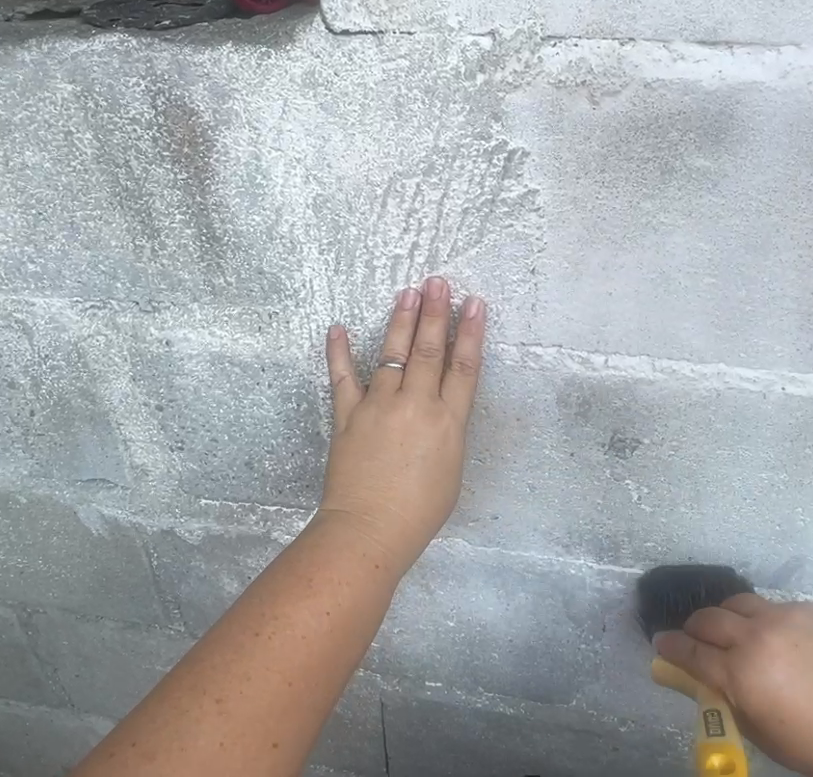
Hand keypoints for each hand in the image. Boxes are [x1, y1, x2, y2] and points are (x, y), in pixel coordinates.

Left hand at [318, 278, 486, 566]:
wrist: (369, 530)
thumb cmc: (419, 511)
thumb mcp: (451, 469)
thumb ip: (448, 431)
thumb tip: (442, 407)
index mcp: (448, 421)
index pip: (464, 366)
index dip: (470, 332)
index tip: (474, 303)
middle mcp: (416, 405)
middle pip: (428, 350)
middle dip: (435, 313)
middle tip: (438, 282)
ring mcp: (379, 406)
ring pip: (392, 354)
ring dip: (401, 321)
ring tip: (407, 292)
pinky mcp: (348, 415)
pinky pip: (343, 378)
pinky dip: (339, 352)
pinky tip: (338, 328)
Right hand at [655, 596, 812, 776]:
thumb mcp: (761, 734)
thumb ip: (724, 701)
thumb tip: (695, 679)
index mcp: (741, 674)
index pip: (690, 652)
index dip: (671, 647)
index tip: (661, 643)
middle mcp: (756, 636)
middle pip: (708, 619)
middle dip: (694, 629)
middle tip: (693, 639)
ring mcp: (785, 617)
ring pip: (737, 603)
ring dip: (726, 617)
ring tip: (732, 631)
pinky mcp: (810, 609)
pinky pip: (773, 606)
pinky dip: (763, 618)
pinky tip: (776, 637)